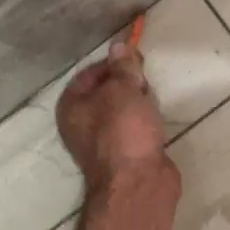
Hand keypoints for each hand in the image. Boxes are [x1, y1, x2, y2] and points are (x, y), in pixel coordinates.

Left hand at [56, 41, 175, 190]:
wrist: (138, 182)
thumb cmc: (123, 130)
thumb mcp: (123, 89)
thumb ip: (123, 67)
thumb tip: (119, 46)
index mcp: (71, 107)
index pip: (89, 73)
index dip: (112, 62)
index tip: (136, 59)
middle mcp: (81, 124)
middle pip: (105, 92)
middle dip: (127, 83)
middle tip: (146, 79)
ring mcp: (103, 142)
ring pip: (121, 111)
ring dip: (138, 102)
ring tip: (154, 96)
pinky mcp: (125, 154)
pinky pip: (134, 128)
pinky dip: (146, 121)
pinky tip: (158, 118)